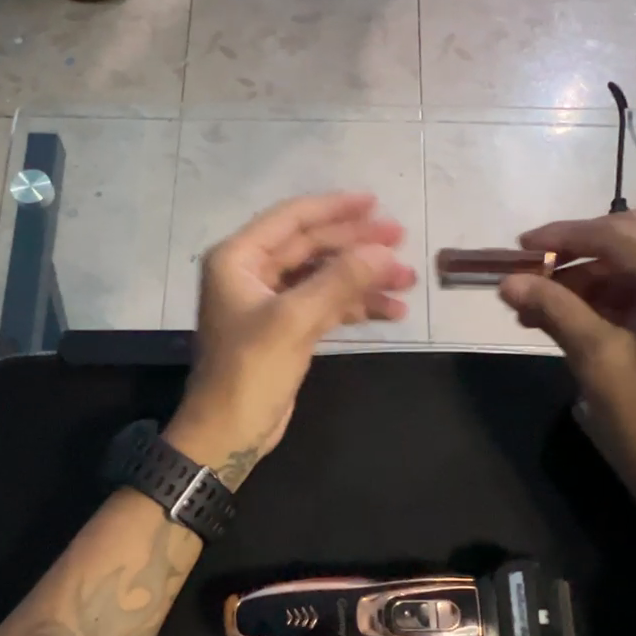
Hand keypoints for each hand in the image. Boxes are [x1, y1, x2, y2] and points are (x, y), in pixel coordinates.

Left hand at [166, 192, 416, 488]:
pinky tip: (391, 311)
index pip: (292, 219)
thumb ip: (339, 281)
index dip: (335, 209)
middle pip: (312, 246)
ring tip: (407, 280)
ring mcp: (270, 304)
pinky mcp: (286, 331)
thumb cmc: (249, 372)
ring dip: (363, 279)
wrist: (228, 432)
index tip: (376, 203)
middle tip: (401, 242)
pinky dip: (355, 307)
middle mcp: (252, 273)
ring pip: (323, 278)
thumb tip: (384, 252)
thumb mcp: (294, 321)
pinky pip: (325, 306)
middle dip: (357, 246)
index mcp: (239, 259)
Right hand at [498, 211, 635, 533]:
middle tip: (530, 272)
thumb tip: (508, 282)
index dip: (564, 236)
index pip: (620, 235)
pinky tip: (570, 320)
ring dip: (591, 281)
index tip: (518, 247)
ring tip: (537, 306)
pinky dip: (611, 303)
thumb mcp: (597, 360)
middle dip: (578, 254)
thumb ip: (554, 310)